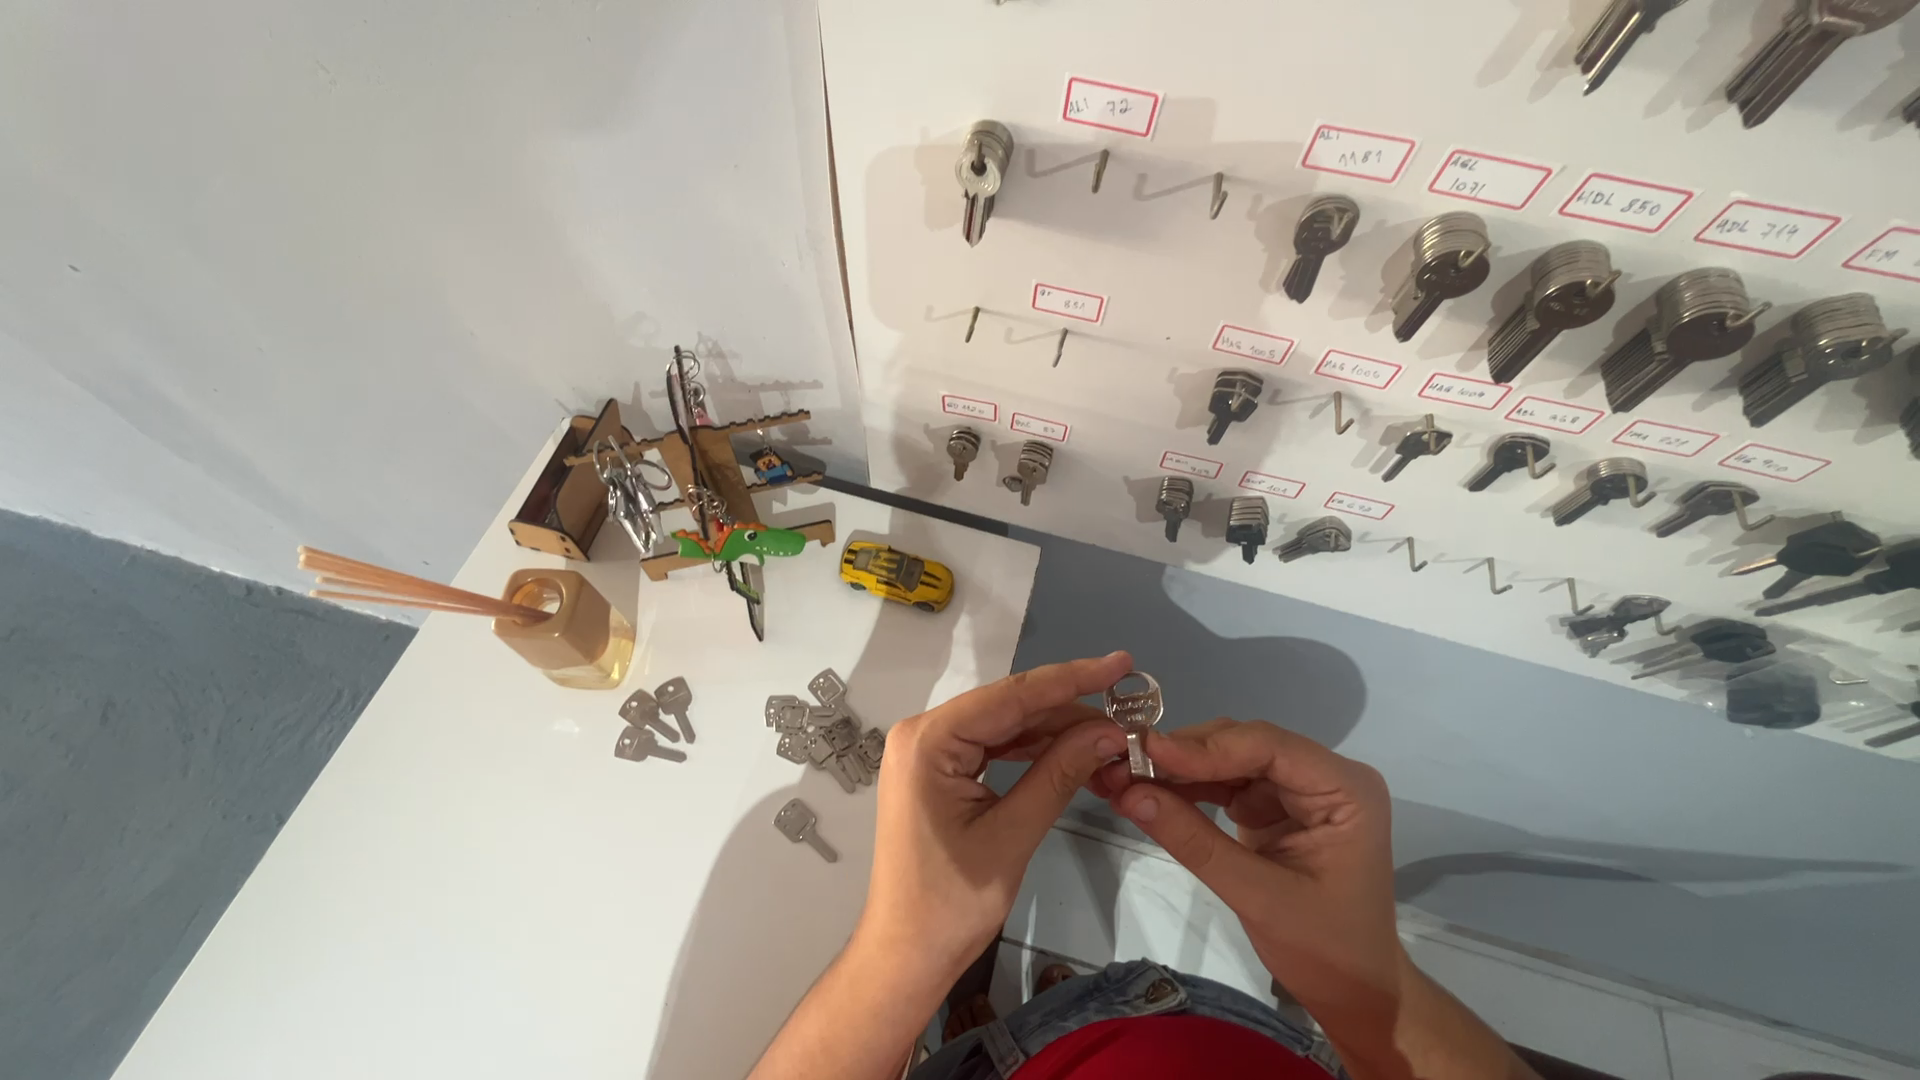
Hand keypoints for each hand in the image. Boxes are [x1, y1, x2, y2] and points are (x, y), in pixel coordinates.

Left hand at [856, 652, 1131, 977]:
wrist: (906, 954)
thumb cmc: (951, 902)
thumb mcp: (1012, 834)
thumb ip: (1058, 774)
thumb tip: (1109, 732)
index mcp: (929, 740)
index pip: (1011, 696)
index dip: (1070, 678)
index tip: (1120, 663)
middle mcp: (923, 732)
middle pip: (1008, 707)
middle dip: (1068, 710)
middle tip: (1127, 714)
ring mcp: (929, 750)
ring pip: (1004, 725)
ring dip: (1055, 730)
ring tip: (1110, 733)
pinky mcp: (939, 770)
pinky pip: (992, 746)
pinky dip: (1032, 750)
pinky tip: (1072, 749)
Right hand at [1096, 719, 1402, 1010]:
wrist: (1353, 993)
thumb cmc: (1325, 950)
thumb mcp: (1257, 896)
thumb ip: (1195, 842)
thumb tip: (1130, 794)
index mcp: (1344, 790)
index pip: (1268, 746)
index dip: (1205, 747)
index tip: (1147, 752)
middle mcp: (1323, 776)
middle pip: (1243, 745)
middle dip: (1183, 755)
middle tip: (1123, 763)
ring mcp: (1296, 788)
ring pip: (1226, 759)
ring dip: (1177, 769)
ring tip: (1124, 776)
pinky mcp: (1272, 805)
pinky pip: (1222, 783)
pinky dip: (1186, 789)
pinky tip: (1148, 792)